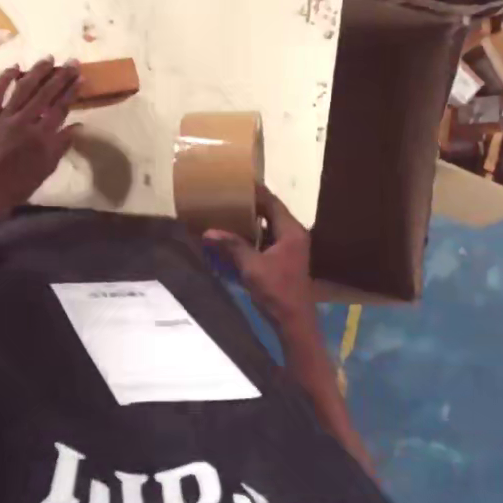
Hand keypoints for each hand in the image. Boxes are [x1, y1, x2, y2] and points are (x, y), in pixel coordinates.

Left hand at [0, 58, 80, 225]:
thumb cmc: (20, 184)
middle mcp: (24, 122)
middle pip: (45, 94)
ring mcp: (4, 118)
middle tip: (72, 63)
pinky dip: (4, 79)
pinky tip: (14, 67)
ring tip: (48, 59)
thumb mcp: (47, 168)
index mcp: (41, 137)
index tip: (81, 78)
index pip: (60, 108)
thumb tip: (77, 125)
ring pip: (23, 89)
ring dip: (36, 72)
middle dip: (60, 76)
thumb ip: (61, 145)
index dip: (72, 92)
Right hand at [204, 184, 312, 330]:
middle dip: (251, 204)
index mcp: (291, 231)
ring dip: (251, 220)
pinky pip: (267, 240)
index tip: (239, 180)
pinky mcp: (284, 260)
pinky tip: (235, 237)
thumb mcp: (251, 266)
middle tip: (228, 195)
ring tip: (228, 212)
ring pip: (269, 227)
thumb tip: (208, 232)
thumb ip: (232, 246)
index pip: (273, 202)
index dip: (257, 191)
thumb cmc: (277, 290)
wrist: (294, 322)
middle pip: (271, 212)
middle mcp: (293, 236)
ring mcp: (290, 249)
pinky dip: (253, 236)